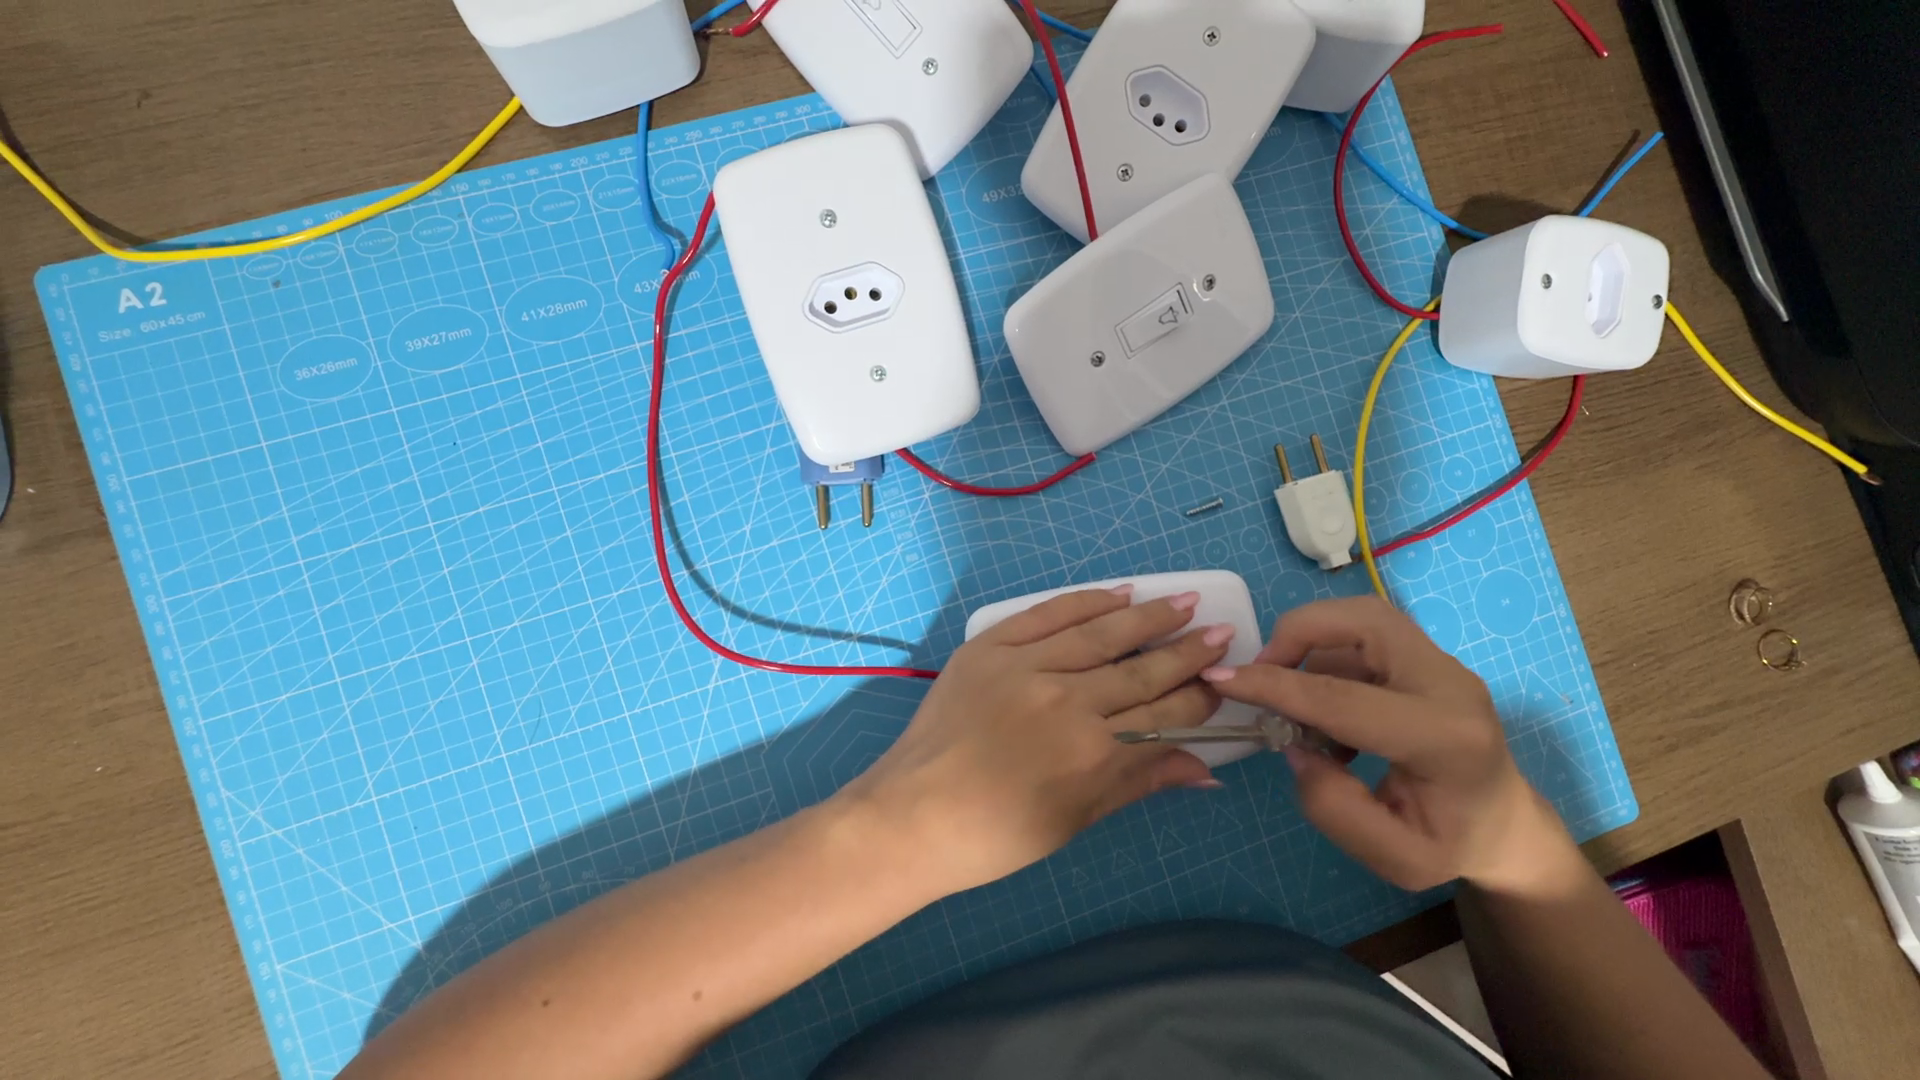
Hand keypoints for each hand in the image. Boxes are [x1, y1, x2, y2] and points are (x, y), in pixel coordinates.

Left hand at [840, 587, 1234, 899]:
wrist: (913, 815)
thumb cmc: (997, 834)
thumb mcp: (1076, 818)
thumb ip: (1139, 781)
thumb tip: (1206, 769)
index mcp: (1093, 750)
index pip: (1162, 711)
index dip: (1199, 696)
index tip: (1225, 678)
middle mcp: (1067, 699)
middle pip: (1141, 668)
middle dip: (1187, 651)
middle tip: (1223, 632)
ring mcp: (1025, 666)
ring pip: (1101, 633)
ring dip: (1148, 616)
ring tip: (1185, 602)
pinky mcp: (990, 647)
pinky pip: (1047, 614)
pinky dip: (1085, 601)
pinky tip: (1117, 593)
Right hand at [1202, 596, 1577, 894]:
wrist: (1506, 825)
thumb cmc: (1451, 842)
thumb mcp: (1395, 858)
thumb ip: (1333, 807)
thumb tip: (1295, 748)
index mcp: (1443, 739)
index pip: (1341, 697)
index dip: (1273, 686)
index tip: (1220, 679)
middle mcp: (1450, 685)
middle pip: (1365, 620)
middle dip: (1299, 631)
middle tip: (1261, 668)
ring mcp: (1444, 665)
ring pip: (1365, 617)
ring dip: (1313, 639)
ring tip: (1290, 689)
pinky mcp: (1429, 659)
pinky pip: (1368, 633)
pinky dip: (1329, 652)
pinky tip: (1322, 702)